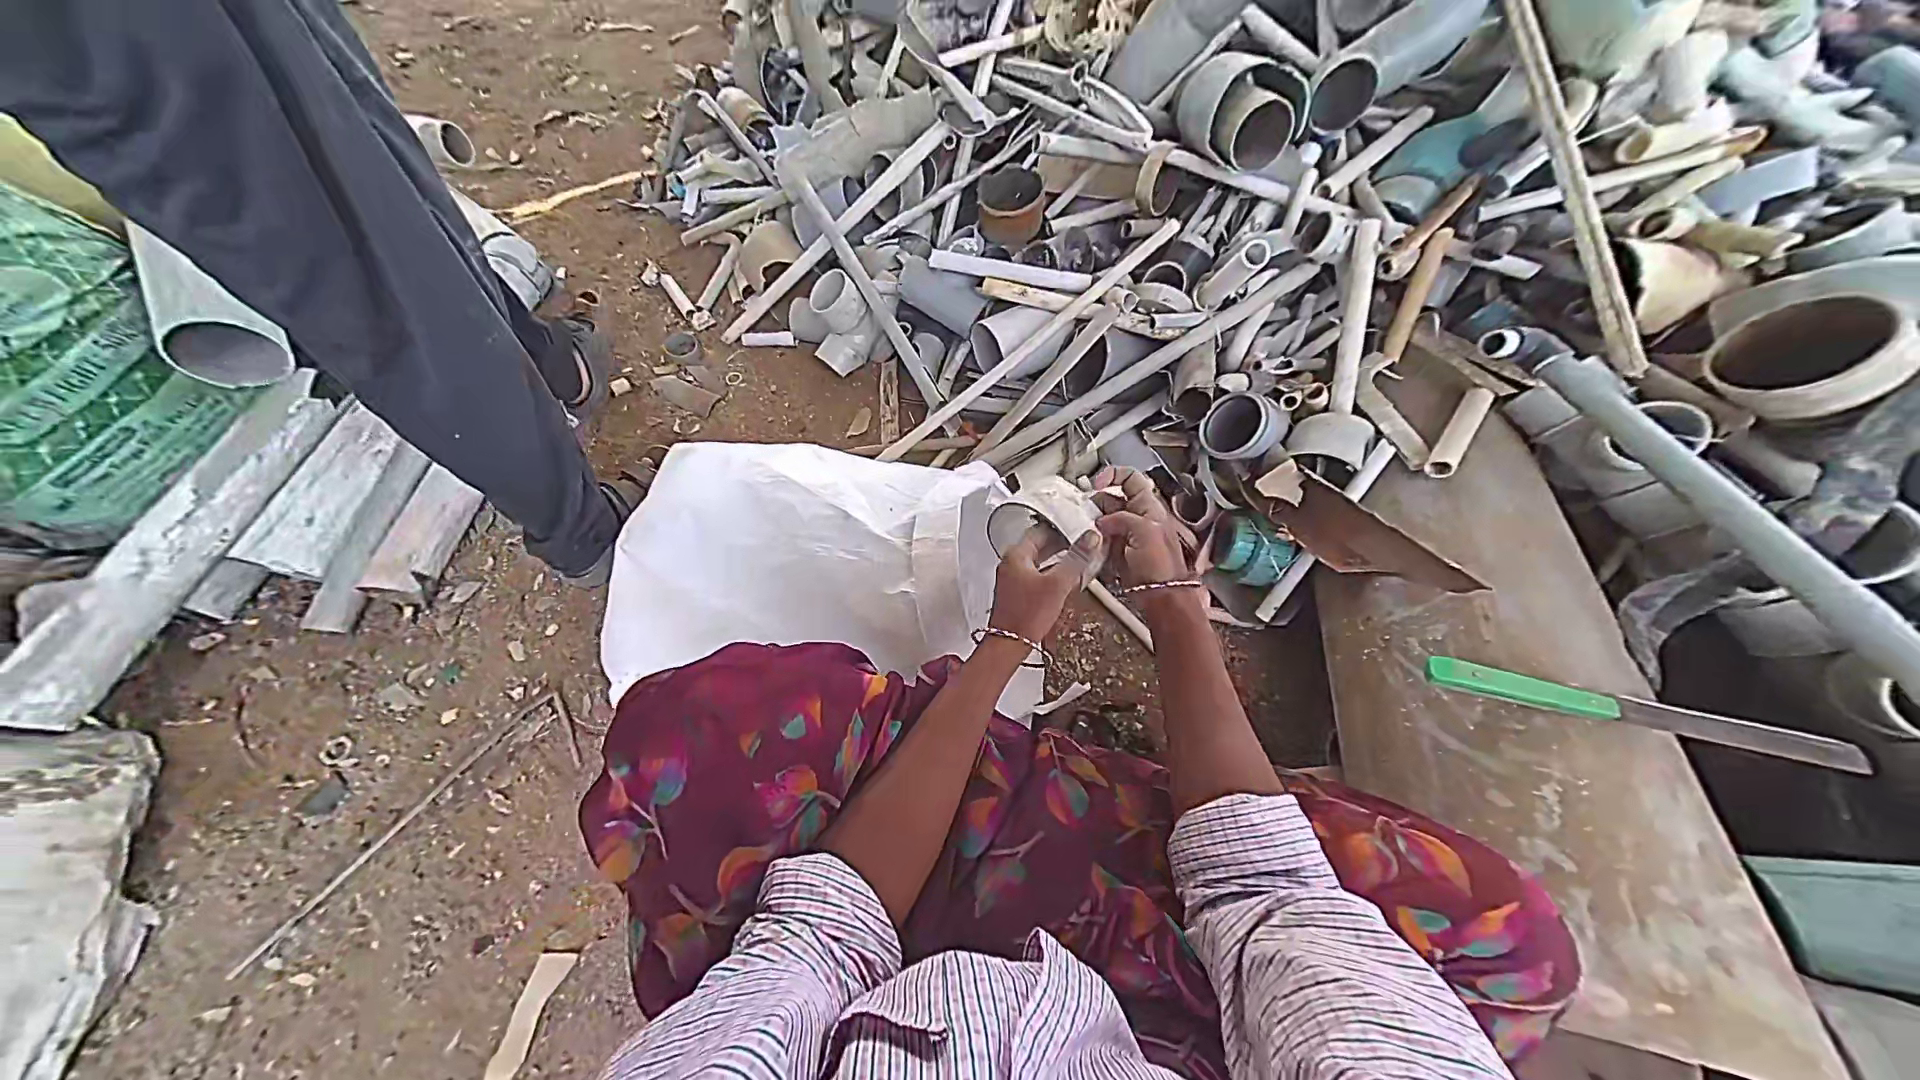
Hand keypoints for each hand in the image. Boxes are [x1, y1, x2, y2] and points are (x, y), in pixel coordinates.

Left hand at [989, 528, 1098, 642]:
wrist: (1009, 643)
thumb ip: (1076, 559)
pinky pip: (1035, 576)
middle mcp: (1010, 565)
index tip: (1076, 529)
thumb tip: (1090, 539)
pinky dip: (1049, 574)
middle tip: (1078, 543)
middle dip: (1059, 544)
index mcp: (1015, 556)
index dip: (1060, 528)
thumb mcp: (1058, 583)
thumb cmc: (1025, 616)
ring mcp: (1011, 580)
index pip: (1039, 531)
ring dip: (1055, 560)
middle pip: (1038, 546)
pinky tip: (1062, 581)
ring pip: (1037, 562)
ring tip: (1075, 560)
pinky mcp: (1016, 594)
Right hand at [1090, 466, 1192, 586]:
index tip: (1097, 483)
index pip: (1130, 478)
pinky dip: (1090, 540)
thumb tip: (1102, 521)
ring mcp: (1124, 534)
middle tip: (1084, 510)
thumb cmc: (1162, 566)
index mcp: (1148, 507)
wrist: (1160, 595)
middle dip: (1095, 503)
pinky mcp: (1114, 551)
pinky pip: (1098, 539)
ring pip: (1101, 519)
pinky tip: (1088, 543)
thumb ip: (1121, 519)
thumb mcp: (1145, 532)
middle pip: (1109, 499)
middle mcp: (1136, 518)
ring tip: (1085, 529)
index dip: (1113, 475)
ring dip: (1091, 522)